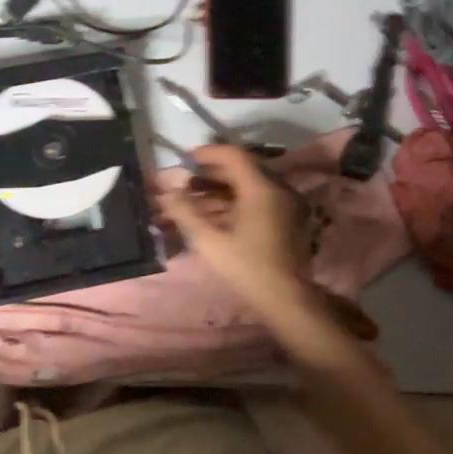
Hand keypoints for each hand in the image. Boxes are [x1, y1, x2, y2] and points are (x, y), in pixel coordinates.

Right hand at [156, 145, 316, 318]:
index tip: (187, 159)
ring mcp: (286, 205)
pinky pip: (258, 201)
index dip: (208, 154)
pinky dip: (235, 204)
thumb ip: (184, 212)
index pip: (234, 156)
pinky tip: (213, 216)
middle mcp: (278, 190)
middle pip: (241, 171)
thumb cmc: (246, 268)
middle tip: (185, 184)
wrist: (286, 299)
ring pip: (248, 187)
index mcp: (262, 189)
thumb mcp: (209, 241)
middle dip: (210, 176)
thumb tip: (165, 192)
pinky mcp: (287, 220)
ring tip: (192, 203)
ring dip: (220, 192)